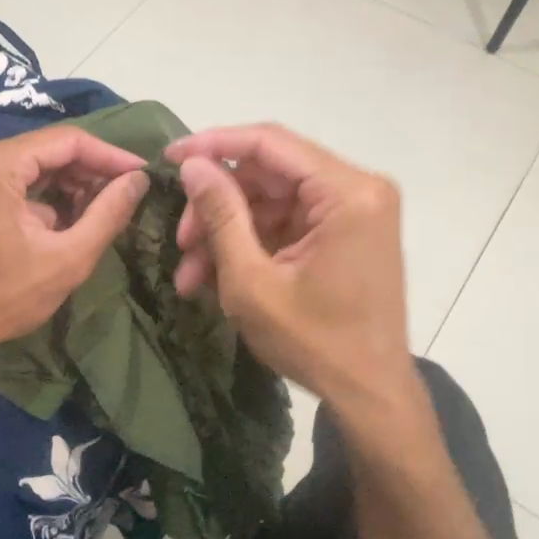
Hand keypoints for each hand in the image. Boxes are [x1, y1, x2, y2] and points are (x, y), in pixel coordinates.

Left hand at [0, 126, 148, 361]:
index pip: (67, 141)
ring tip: (106, 208)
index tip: (143, 173)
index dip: (110, 155)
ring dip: (72, 184)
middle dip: (91, 170)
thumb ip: (107, 214)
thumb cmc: (4, 297)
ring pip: (36, 165)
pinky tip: (72, 221)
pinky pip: (18, 182)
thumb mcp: (68, 258)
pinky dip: (48, 197)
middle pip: (50, 149)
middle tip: (128, 193)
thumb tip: (139, 180)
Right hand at [165, 124, 416, 415]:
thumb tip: (191, 164)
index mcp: (347, 192)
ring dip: (227, 232)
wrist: (370, 394)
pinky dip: (250, 245)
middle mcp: (359, 189)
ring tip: (191, 275)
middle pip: (268, 173)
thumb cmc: (314, 341)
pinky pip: (287, 222)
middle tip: (180, 240)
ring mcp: (355, 211)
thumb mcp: (252, 281)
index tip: (168, 159)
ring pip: (271, 200)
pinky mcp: (346, 233)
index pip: (270, 143)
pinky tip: (214, 277)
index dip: (213, 144)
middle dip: (217, 205)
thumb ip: (221, 215)